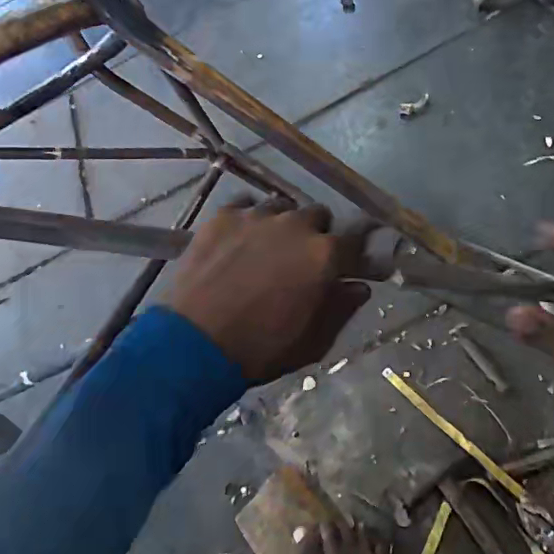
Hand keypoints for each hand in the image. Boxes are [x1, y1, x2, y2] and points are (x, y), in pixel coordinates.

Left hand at [166, 197, 370, 382]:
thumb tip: (358, 286)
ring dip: (281, 224)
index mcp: (324, 254)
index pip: (354, 241)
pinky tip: (238, 237)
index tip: (345, 266)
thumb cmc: (261, 347)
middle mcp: (294, 225)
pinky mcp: (222, 216)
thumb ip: (341, 308)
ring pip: (280, 208)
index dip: (351, 254)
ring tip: (266, 247)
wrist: (196, 340)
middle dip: (315, 234)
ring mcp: (256, 216)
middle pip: (316, 216)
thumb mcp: (313, 341)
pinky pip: (244, 206)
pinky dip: (247, 218)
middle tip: (301, 259)